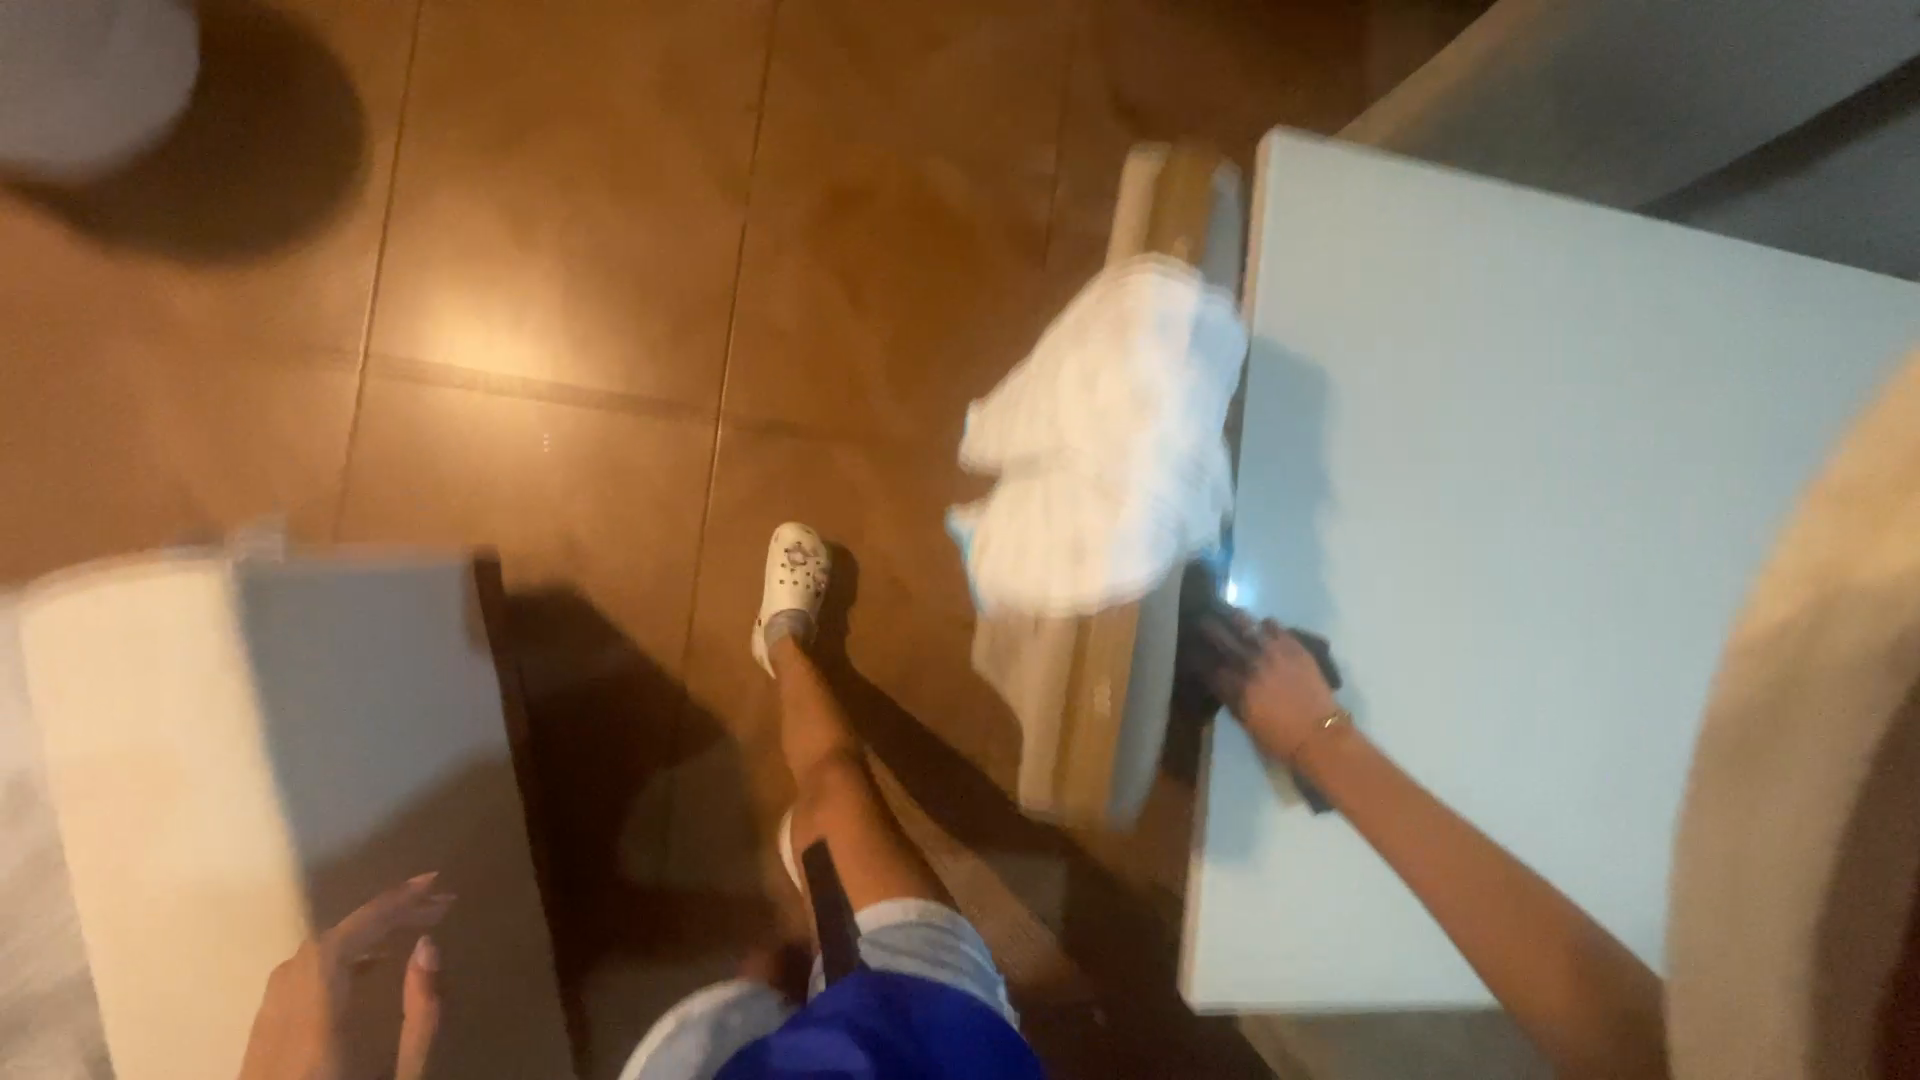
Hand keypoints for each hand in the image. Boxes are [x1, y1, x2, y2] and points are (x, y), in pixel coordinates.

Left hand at [237, 874, 454, 1079]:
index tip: (437, 884)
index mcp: (316, 1038)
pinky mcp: (256, 1061)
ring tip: (410, 930)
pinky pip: (289, 991)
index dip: (387, 904)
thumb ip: (422, 1014)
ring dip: (356, 935)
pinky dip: (332, 963)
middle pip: (320, 949)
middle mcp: (277, 1034)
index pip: (341, 946)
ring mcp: (259, 1048)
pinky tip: (368, 971)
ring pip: (299, 966)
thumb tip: (429, 944)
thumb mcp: (410, 1079)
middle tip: (438, 903)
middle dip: (381, 914)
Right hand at [1201, 614, 1340, 763]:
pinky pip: (1275, 626)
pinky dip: (1266, 625)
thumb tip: (1221, 681)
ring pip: (1246, 624)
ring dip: (1235, 619)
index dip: (1196, 654)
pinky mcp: (1293, 648)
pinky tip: (1264, 627)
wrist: (1320, 736)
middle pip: (1220, 636)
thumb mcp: (1245, 721)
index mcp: (1234, 685)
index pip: (1206, 663)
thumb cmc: (1280, 738)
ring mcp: (1272, 652)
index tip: (1191, 648)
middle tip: (1203, 621)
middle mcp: (1249, 664)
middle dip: (1208, 627)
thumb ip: (1230, 697)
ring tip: (1232, 616)